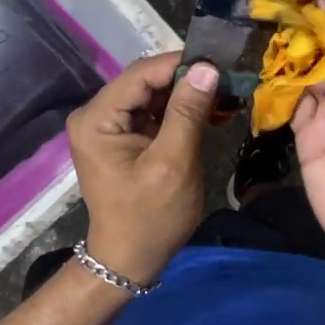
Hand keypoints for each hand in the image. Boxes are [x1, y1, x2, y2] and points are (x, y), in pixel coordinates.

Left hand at [66, 52, 219, 285]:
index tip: (222, 65)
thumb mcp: (173, 164)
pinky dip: (180, 112)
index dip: (182, 64)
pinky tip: (210, 113)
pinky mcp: (121, 137)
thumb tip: (206, 68)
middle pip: (146, 81)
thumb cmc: (150, 217)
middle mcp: (95, 114)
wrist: (129, 259)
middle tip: (229, 82)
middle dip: (187, 80)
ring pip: (153, 95)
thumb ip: (187, 113)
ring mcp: (107, 126)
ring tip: (226, 96)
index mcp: (97, 118)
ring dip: (188, 96)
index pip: (142, 73)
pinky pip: (153, 113)